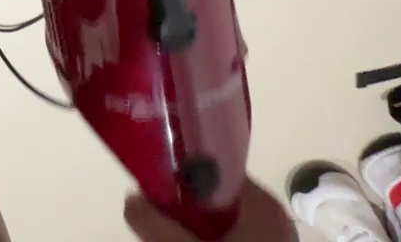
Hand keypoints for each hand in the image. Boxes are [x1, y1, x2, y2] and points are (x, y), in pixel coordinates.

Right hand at [125, 187, 295, 241]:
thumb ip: (155, 225)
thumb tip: (130, 199)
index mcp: (261, 204)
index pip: (211, 166)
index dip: (178, 171)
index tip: (153, 186)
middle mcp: (270, 217)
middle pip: (212, 197)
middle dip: (180, 208)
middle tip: (156, 220)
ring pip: (218, 224)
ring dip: (189, 230)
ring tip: (167, 239)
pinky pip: (227, 240)